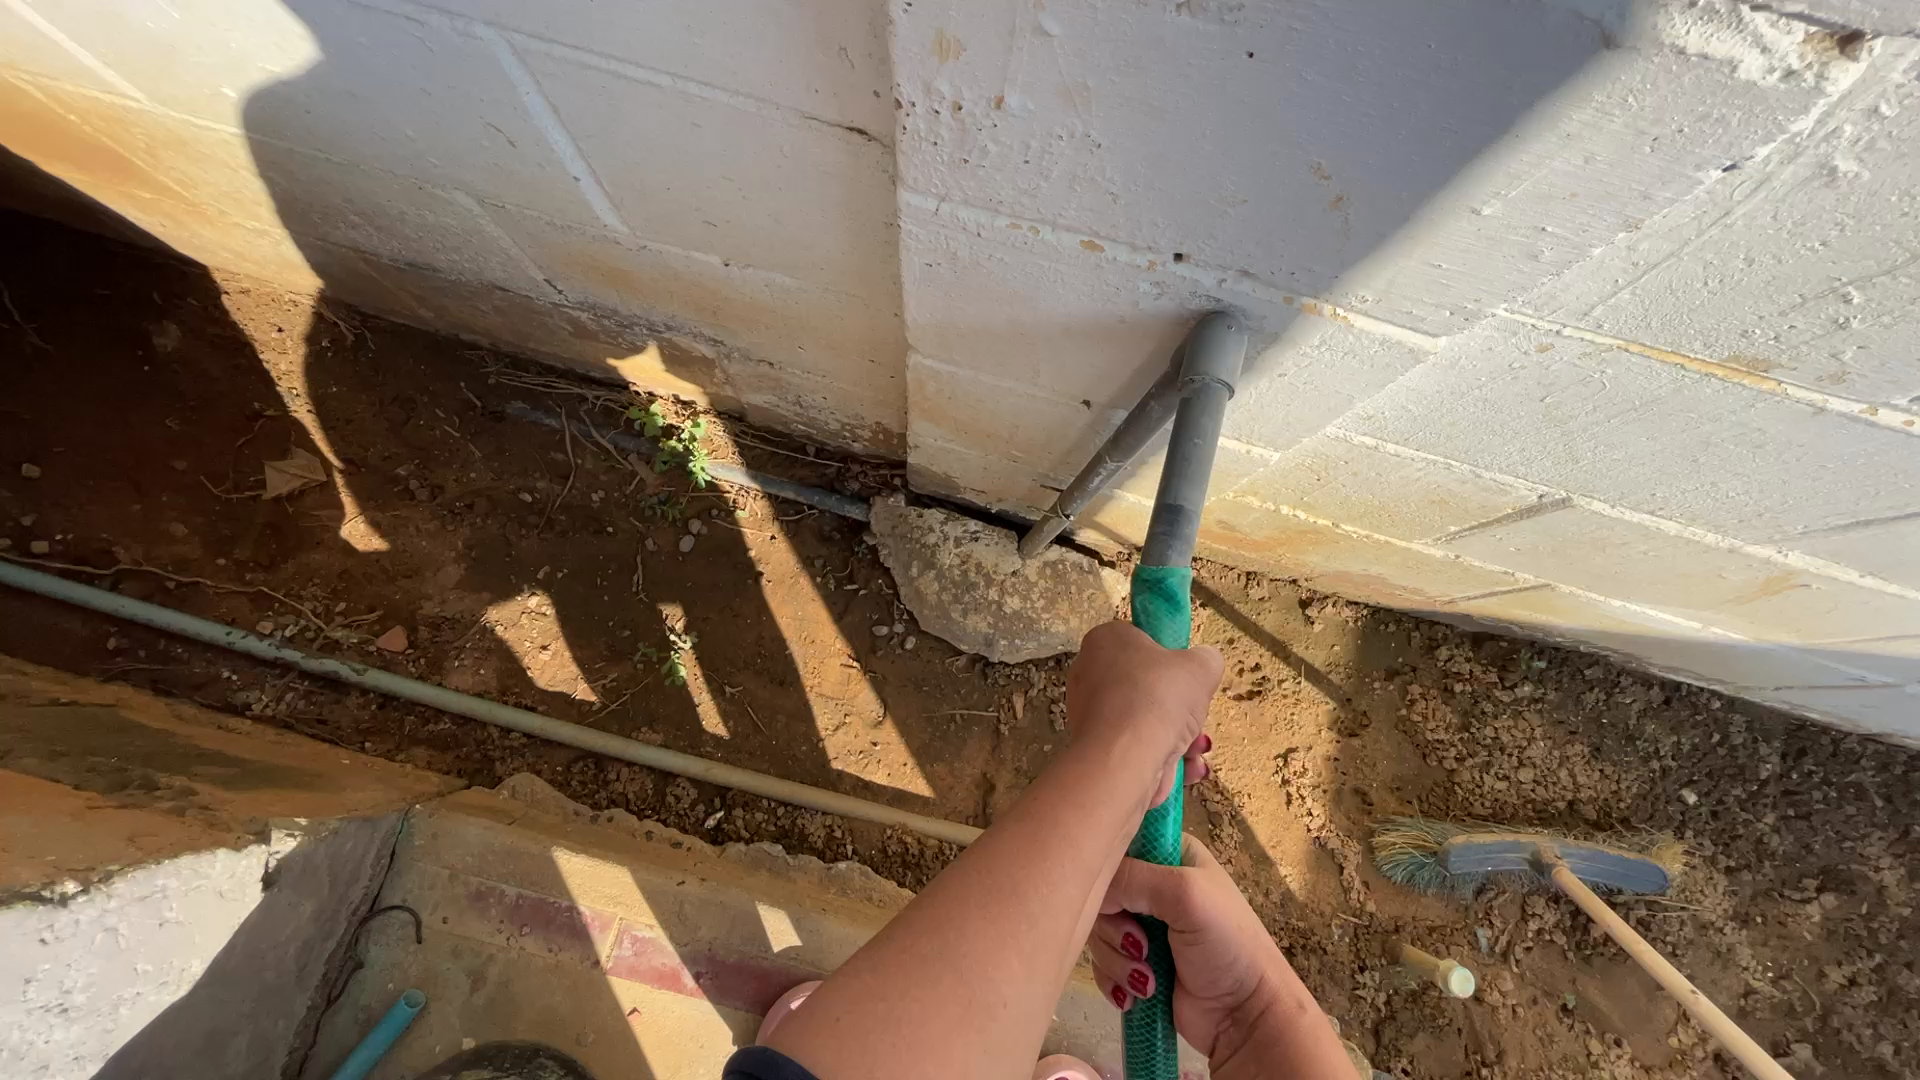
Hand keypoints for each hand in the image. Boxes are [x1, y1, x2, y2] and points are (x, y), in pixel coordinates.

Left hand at [1067, 621, 1221, 803]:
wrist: (1123, 757)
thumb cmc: (1157, 698)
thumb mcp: (1200, 667)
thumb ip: (1206, 659)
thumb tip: (1205, 661)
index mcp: (1106, 639)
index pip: (1141, 642)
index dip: (1170, 661)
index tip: (1187, 678)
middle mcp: (1089, 672)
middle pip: (1147, 687)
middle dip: (1179, 709)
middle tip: (1195, 718)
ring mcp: (1088, 712)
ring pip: (1144, 721)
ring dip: (1179, 737)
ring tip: (1195, 749)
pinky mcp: (1095, 747)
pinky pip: (1135, 747)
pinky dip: (1162, 758)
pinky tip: (1185, 768)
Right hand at [1089, 836, 1306, 1064]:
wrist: (1247, 1018)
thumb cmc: (1227, 944)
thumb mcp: (1184, 894)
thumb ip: (1132, 878)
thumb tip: (1091, 890)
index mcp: (1168, 855)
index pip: (1118, 846)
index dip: (1106, 870)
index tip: (1114, 897)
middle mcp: (1152, 885)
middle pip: (1101, 893)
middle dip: (1114, 927)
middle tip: (1140, 946)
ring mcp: (1142, 926)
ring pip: (1098, 931)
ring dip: (1117, 960)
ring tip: (1148, 979)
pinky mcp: (1135, 963)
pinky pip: (1101, 963)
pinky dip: (1114, 980)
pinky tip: (1137, 995)